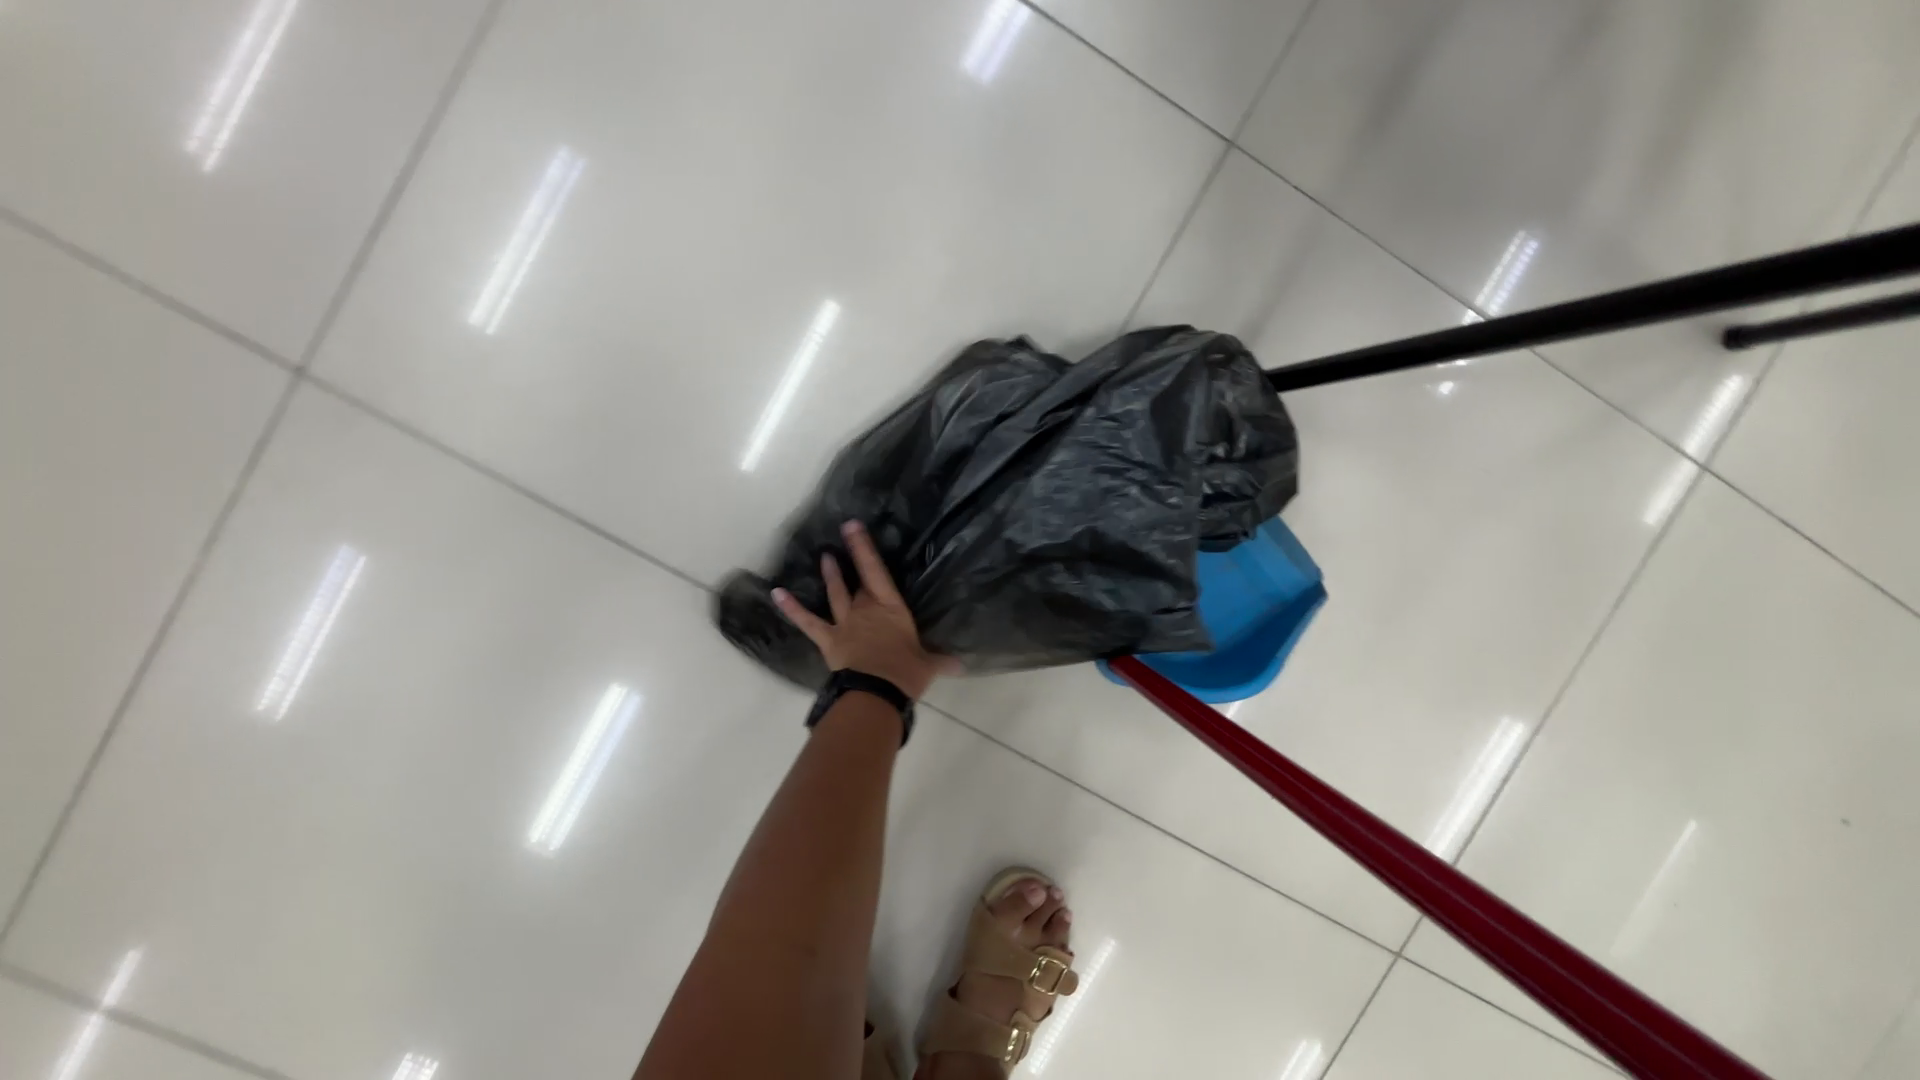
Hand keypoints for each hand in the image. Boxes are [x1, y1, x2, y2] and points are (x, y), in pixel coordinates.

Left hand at [772, 520, 959, 699]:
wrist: (877, 691)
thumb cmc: (905, 672)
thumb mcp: (928, 665)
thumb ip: (940, 661)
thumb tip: (961, 665)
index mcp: (891, 609)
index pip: (877, 572)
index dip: (864, 548)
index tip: (852, 526)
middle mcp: (866, 609)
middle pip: (857, 581)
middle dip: (850, 560)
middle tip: (841, 537)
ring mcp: (845, 623)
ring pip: (835, 594)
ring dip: (830, 577)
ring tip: (823, 558)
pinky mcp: (828, 640)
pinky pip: (808, 622)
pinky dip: (791, 608)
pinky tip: (777, 593)